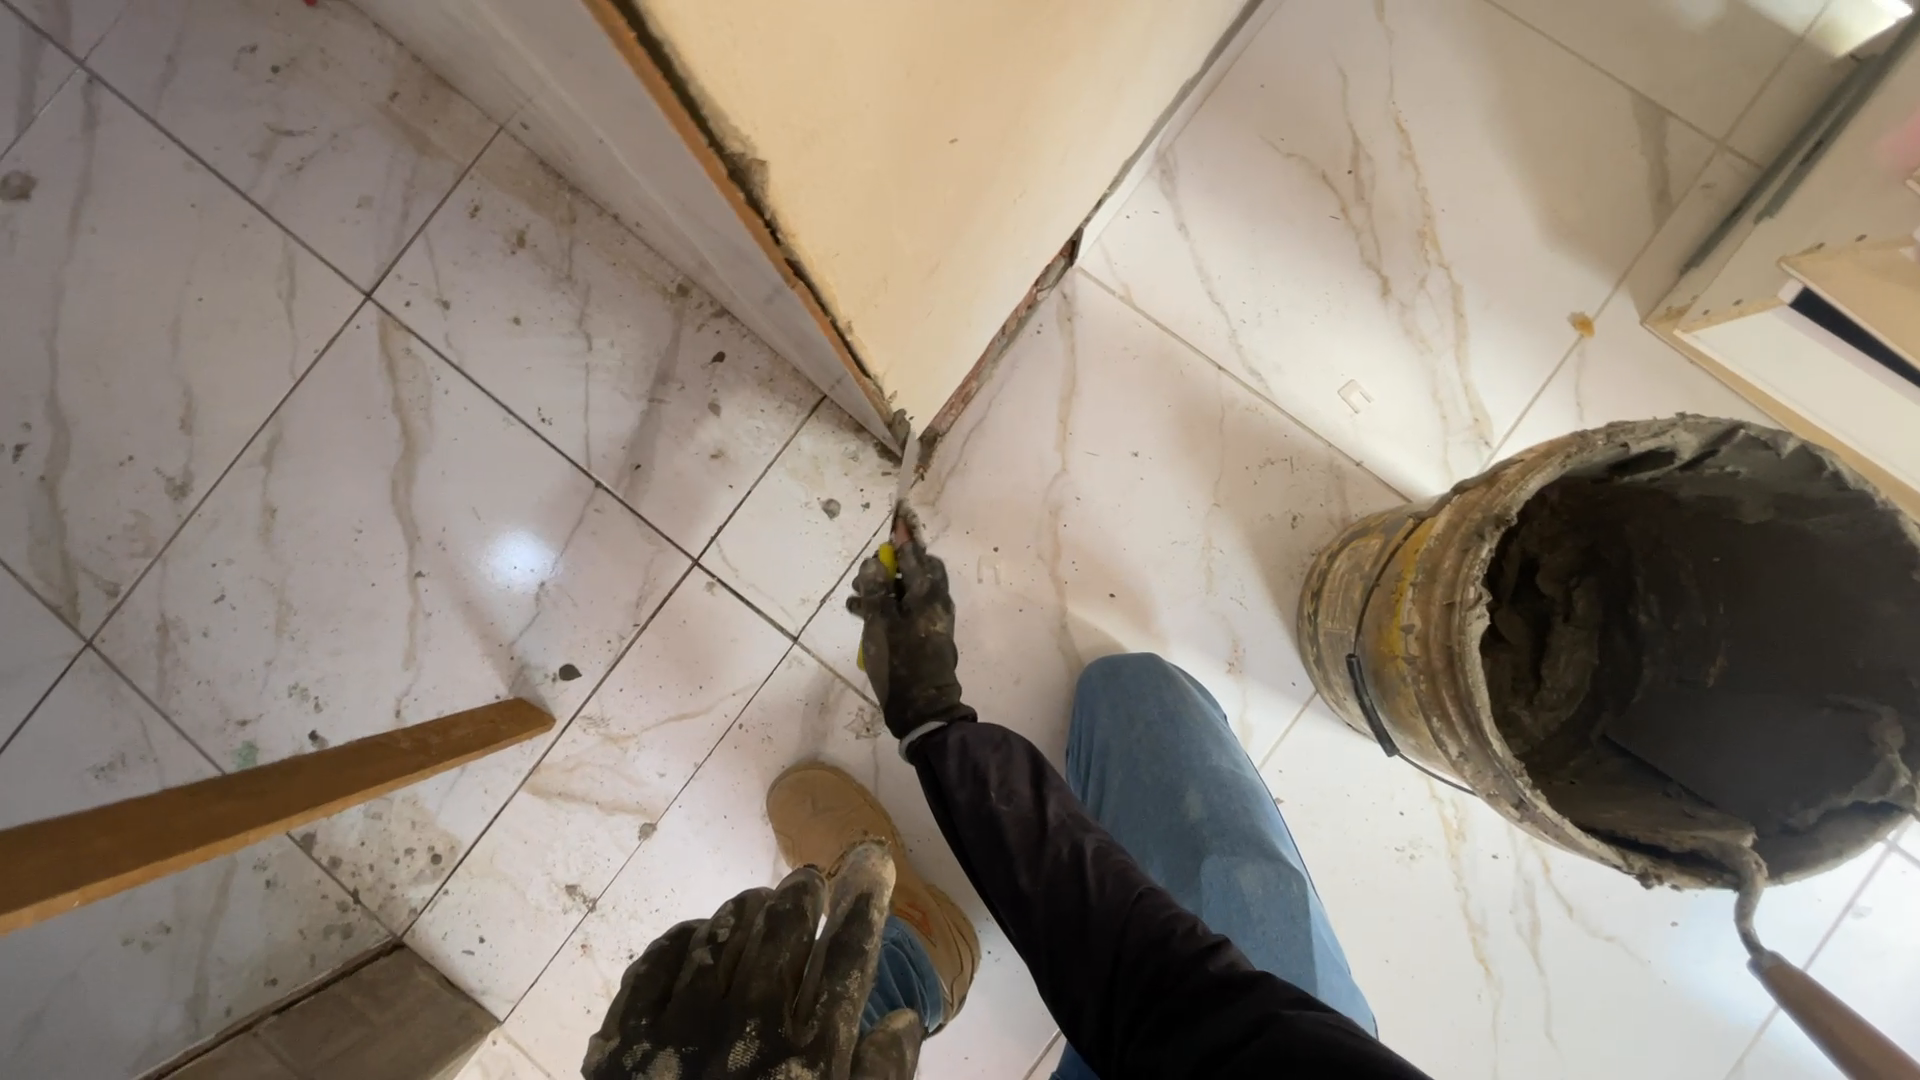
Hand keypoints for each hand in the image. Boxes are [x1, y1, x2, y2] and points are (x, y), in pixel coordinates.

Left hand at [582, 841, 922, 1079]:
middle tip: (810, 882)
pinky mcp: (622, 1047)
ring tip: (761, 901)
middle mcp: (749, 1029)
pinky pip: (656, 963)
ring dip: (749, 906)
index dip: (865, 899)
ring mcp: (681, 1033)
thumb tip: (903, 1018)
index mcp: (809, 1057)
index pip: (848, 954)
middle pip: (785, 928)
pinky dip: (683, 938)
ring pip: (723, 932)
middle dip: (805, 891)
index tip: (875, 863)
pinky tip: (697, 935)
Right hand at [847, 509, 976, 739]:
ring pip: (908, 591)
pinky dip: (888, 606)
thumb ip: (876, 591)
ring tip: (855, 598)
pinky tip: (862, 614)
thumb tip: (875, 561)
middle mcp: (936, 602)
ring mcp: (932, 620)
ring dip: (883, 588)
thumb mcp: (880, 624)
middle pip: (916, 571)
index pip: (915, 554)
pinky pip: (906, 610)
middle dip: (890, 565)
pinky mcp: (925, 635)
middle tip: (867, 572)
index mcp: (929, 594)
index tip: (897, 514)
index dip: (903, 535)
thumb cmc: (901, 662)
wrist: (922, 707)